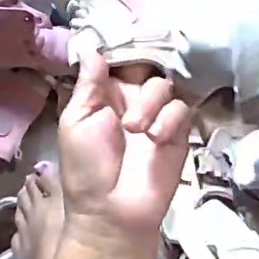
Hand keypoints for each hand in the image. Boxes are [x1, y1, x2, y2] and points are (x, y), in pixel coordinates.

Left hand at [57, 49, 193, 244]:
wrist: (112, 212)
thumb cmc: (86, 167)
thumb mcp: (76, 120)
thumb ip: (88, 84)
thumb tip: (92, 48)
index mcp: (106, 94)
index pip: (121, 61)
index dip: (125, 52)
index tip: (125, 46)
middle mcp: (134, 100)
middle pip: (148, 66)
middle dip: (141, 75)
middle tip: (130, 91)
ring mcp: (158, 115)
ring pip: (165, 85)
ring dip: (151, 103)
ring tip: (136, 129)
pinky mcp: (179, 132)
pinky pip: (181, 109)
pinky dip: (168, 119)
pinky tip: (156, 138)